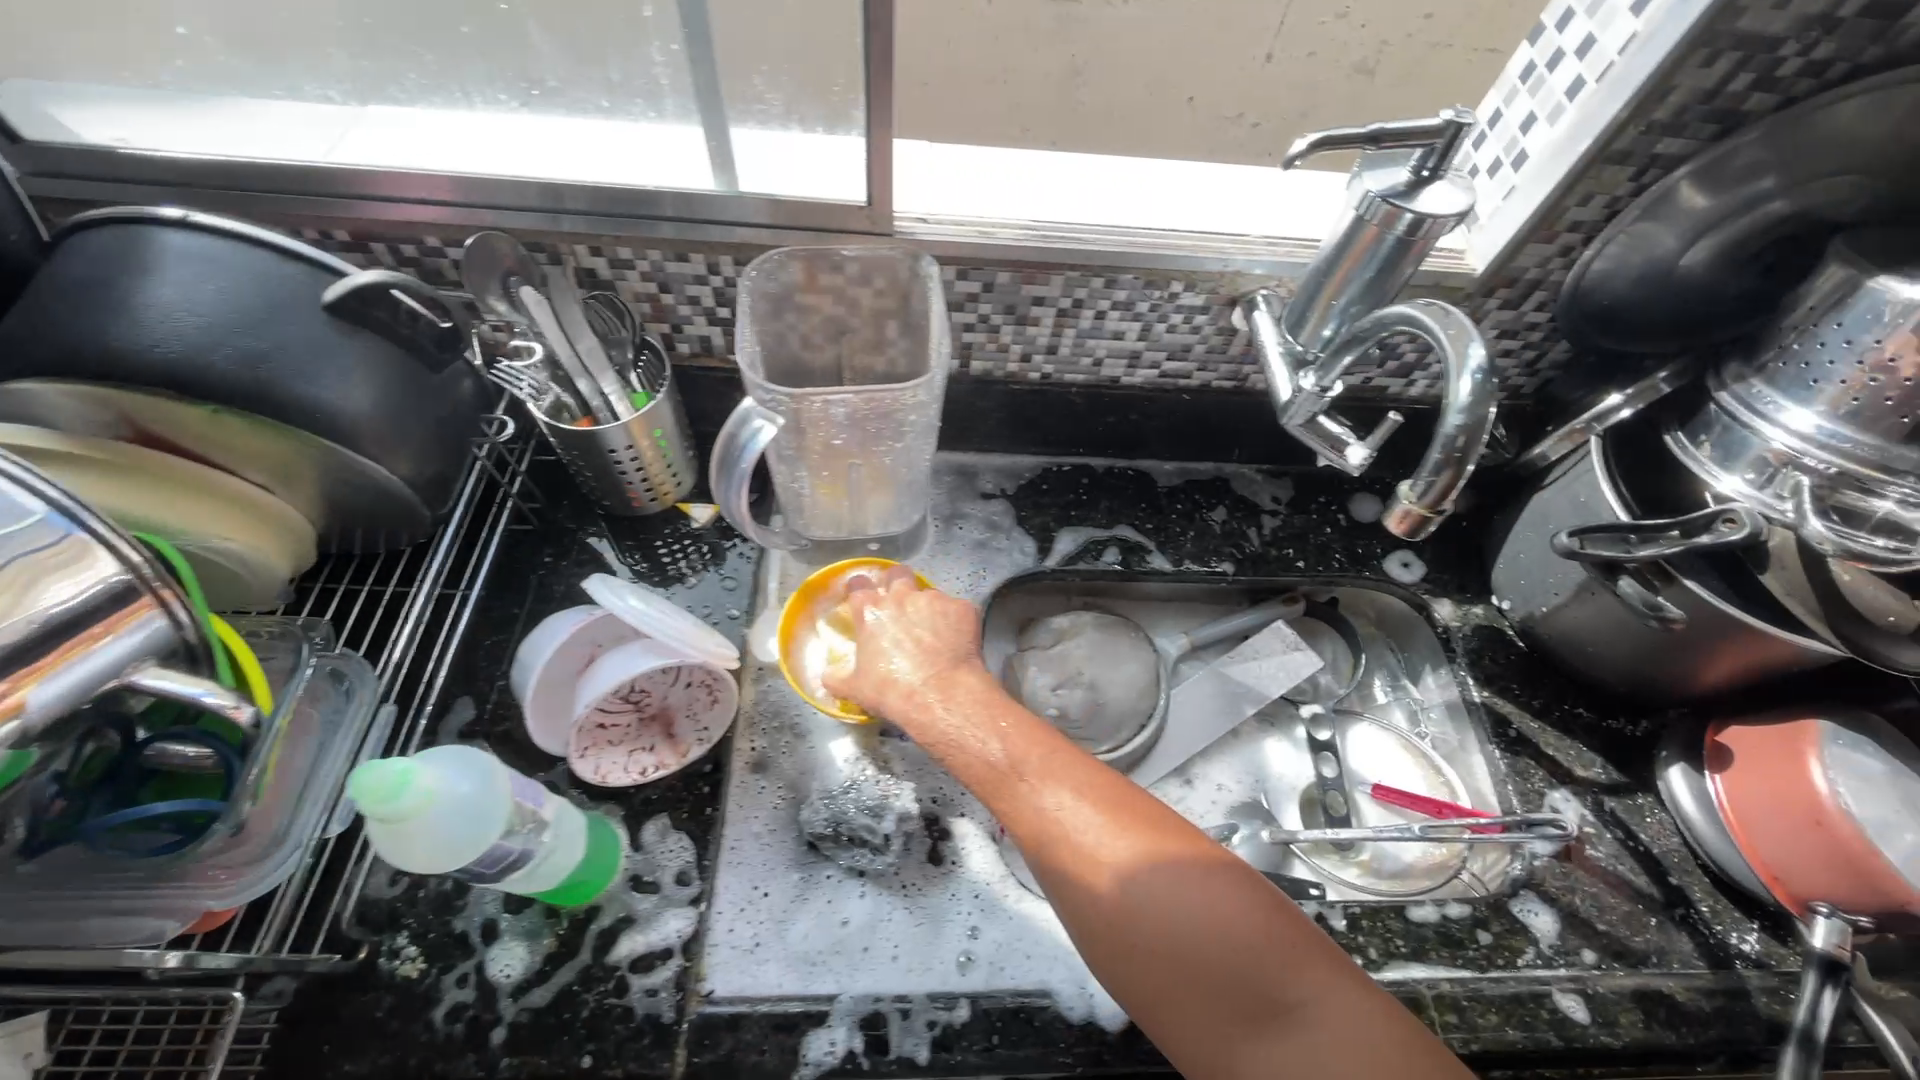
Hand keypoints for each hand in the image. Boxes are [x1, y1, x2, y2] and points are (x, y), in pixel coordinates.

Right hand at [820, 566, 987, 726]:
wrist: (942, 695)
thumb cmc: (892, 691)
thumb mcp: (855, 689)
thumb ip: (837, 677)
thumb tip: (828, 674)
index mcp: (872, 612)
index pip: (859, 585)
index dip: (859, 587)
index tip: (862, 593)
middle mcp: (902, 597)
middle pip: (897, 573)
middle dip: (897, 581)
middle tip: (900, 600)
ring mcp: (935, 600)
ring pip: (930, 593)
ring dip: (929, 608)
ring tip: (934, 632)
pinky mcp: (963, 608)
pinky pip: (957, 609)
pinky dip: (955, 621)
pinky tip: (956, 641)